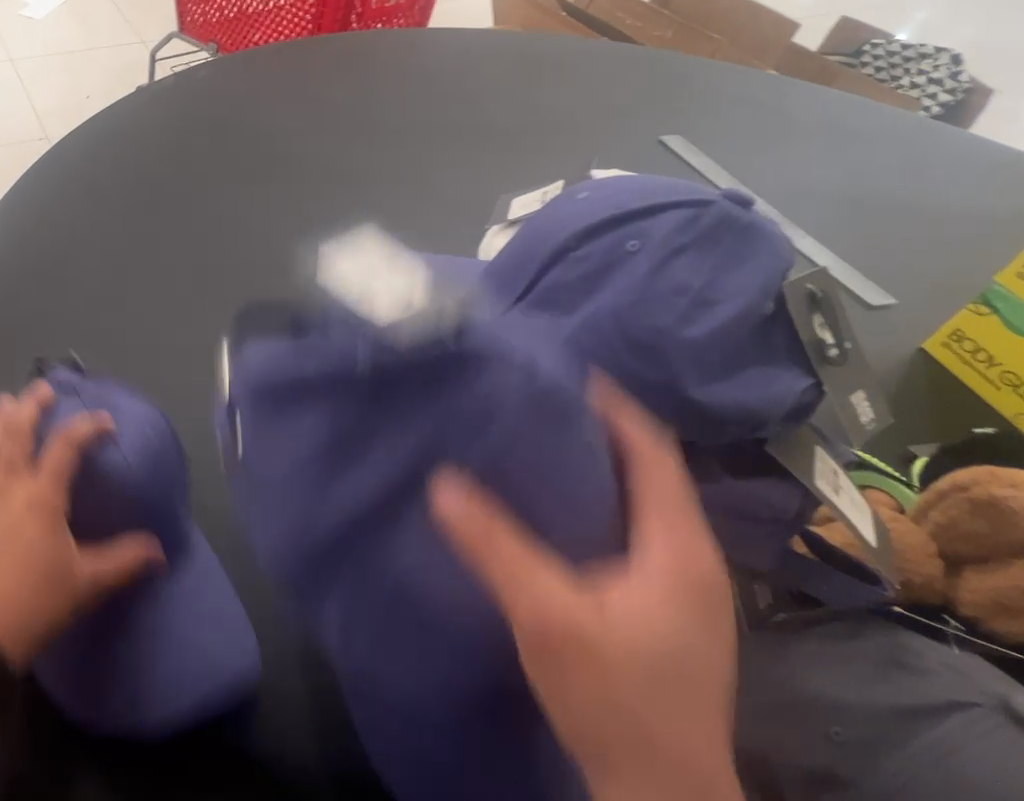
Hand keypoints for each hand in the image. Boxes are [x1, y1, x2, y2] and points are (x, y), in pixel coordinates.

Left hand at [0, 380, 167, 667]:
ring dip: (0, 420)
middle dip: (32, 407)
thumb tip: (160, 550)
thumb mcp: (86, 584)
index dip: (87, 428)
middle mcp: (8, 486)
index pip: (66, 447)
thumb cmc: (33, 603)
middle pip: (18, 433)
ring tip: (7, 400)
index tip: (105, 422)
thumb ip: (123, 561)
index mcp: (41, 496)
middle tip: (44, 388)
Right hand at [428, 374, 741, 800]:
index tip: (556, 372)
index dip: (609, 405)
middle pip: (644, 472)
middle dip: (589, 432)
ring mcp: (679, 588)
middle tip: (523, 404)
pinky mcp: (659, 611)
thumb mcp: (546, 616)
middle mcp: (690, 558)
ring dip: (586, 471)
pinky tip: (540, 513)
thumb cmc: (615, 695)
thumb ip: (496, 546)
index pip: (652, 450)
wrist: (659, 789)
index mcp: (678, 546)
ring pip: (633, 505)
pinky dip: (585, 508)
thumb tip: (441, 479)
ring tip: (523, 447)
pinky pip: (624, 535)